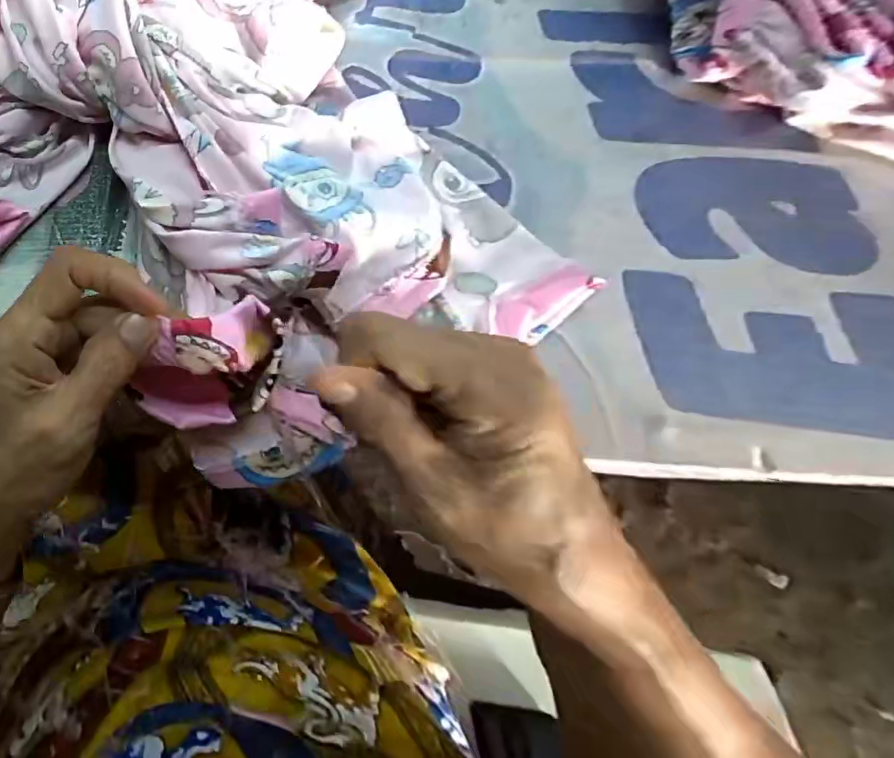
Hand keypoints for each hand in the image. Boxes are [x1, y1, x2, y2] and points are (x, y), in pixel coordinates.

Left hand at [0, 247, 166, 588]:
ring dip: (139, 334)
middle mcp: (34, 327)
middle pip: (90, 294)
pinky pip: (99, 347)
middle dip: (137, 310)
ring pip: (100, 320)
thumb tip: (147, 319)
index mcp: (23, 329)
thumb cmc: (24, 466)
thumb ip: (107, 364)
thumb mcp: (70, 417)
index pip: (68, 269)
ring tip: (181, 356)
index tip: (158, 311)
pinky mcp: (61, 368)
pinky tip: (158, 370)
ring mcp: (47, 348)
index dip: (116, 276)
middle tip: (185, 339)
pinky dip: (129, 355)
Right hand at [309, 313, 620, 605]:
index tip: (360, 422)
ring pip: (395, 337)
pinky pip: (418, 349)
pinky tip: (424, 418)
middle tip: (384, 432)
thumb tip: (318, 373)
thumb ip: (377, 419)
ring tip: (405, 429)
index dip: (351, 370)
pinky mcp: (492, 358)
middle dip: (365, 376)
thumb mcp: (430, 485)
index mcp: (489, 377)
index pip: (377, 333)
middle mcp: (495, 346)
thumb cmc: (505, 533)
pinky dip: (403, 380)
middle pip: (384, 331)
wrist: (575, 562)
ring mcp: (496, 349)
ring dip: (382, 380)